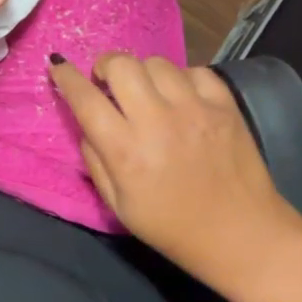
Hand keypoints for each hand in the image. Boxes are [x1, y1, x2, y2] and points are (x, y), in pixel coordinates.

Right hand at [49, 52, 301, 295]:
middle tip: (108, 83)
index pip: (84, 97)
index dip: (65, 76)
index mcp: (125, 150)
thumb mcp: (117, 204)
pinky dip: (182, 79)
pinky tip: (181, 98)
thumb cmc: (172, 227)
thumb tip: (85, 121)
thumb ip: (94, 158)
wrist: (244, 238)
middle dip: (106, 67)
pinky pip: (195, 71)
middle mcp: (157, 121)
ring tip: (147, 93)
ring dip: (143, 74)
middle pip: (121, 64)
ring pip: (156, 63)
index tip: (58, 66)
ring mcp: (195, 110)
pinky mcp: (225, 108)